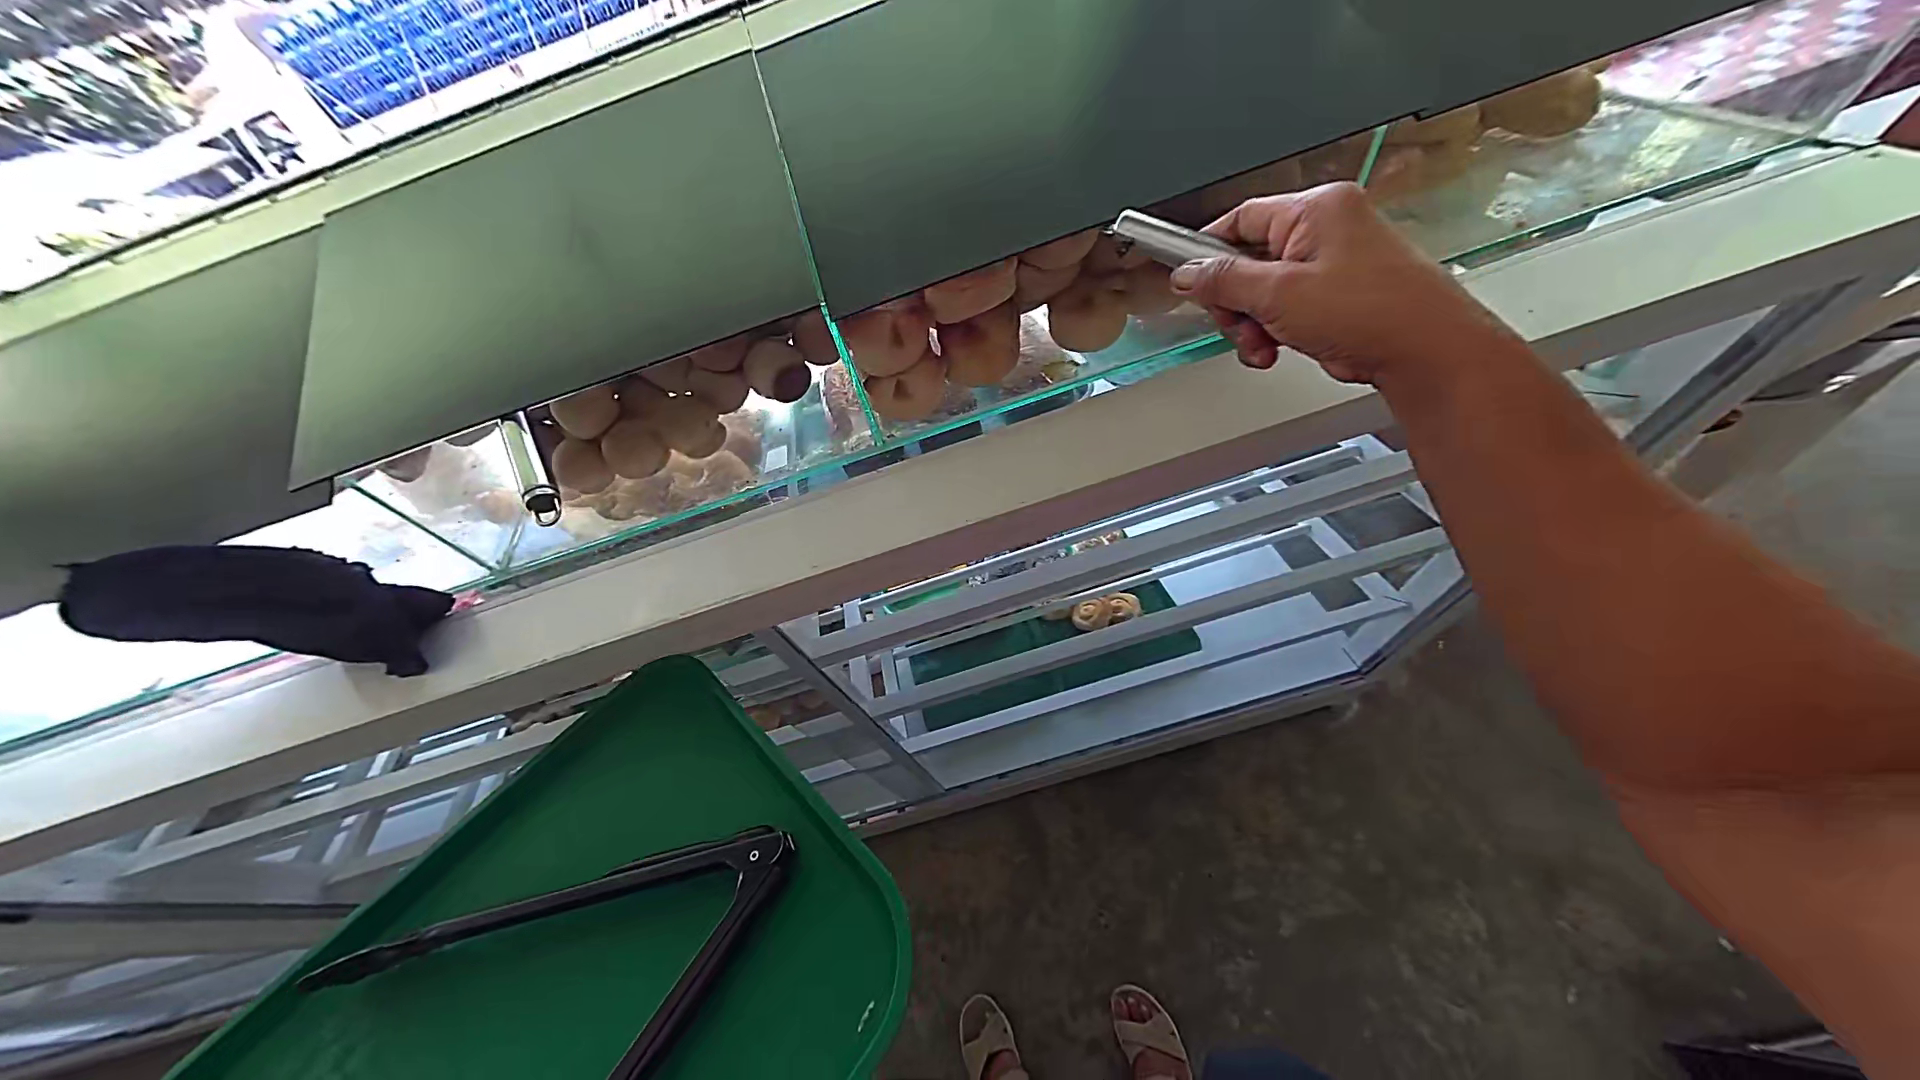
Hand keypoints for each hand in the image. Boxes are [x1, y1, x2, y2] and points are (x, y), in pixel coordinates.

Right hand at [1168, 183, 1520, 384]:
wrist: (1422, 350)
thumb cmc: (1373, 310)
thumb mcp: (1278, 293)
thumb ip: (1224, 280)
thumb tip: (1188, 272)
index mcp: (1316, 210)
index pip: (1240, 219)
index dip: (1207, 250)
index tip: (1185, 277)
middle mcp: (1324, 230)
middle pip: (1247, 262)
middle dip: (1234, 302)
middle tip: (1235, 322)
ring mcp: (1329, 264)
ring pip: (1261, 292)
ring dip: (1250, 324)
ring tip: (1262, 344)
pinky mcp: (1331, 296)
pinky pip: (1281, 310)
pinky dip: (1271, 333)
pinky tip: (1276, 348)